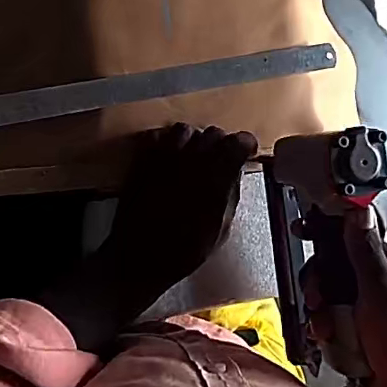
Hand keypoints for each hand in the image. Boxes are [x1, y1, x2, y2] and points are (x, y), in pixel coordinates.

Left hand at [40, 124, 256, 351]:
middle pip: (213, 133)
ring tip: (192, 155)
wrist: (140, 257)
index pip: (238, 142)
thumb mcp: (222, 228)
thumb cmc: (185, 251)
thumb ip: (231, 194)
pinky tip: (169, 156)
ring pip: (185, 129)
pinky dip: (167, 141)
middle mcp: (192, 159)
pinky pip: (159, 136)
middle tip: (219, 158)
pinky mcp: (143, 159)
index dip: (245, 144)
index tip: (246, 151)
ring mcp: (165, 156)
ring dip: (193, 140)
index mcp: (216, 176)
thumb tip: (234, 173)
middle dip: (220, 143)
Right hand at [303, 208, 386, 386]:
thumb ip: (366, 253)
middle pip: (328, 266)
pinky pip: (327, 319)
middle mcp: (373, 280)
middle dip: (318, 285)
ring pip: (325, 295)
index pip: (348, 234)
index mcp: (385, 263)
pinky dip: (326, 331)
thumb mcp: (382, 294)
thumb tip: (359, 210)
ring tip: (329, 331)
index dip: (324, 230)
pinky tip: (332, 342)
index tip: (303, 231)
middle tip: (317, 301)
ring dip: (322, 314)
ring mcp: (362, 305)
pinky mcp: (353, 327)